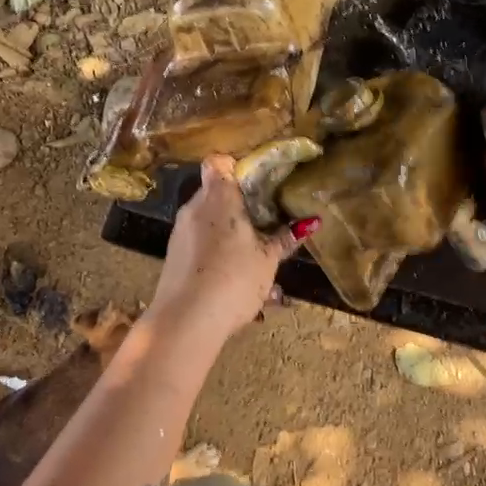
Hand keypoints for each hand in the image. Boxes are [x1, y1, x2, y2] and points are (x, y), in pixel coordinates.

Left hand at [147, 155, 299, 346]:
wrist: (185, 322)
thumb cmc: (233, 279)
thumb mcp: (268, 260)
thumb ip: (286, 238)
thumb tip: (312, 222)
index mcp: (219, 197)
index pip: (219, 162)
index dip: (236, 166)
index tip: (257, 181)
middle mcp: (195, 207)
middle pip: (215, 191)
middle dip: (238, 203)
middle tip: (264, 219)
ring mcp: (181, 232)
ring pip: (208, 219)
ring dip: (228, 229)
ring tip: (252, 253)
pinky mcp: (173, 255)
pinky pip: (199, 241)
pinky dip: (215, 248)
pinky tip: (232, 273)